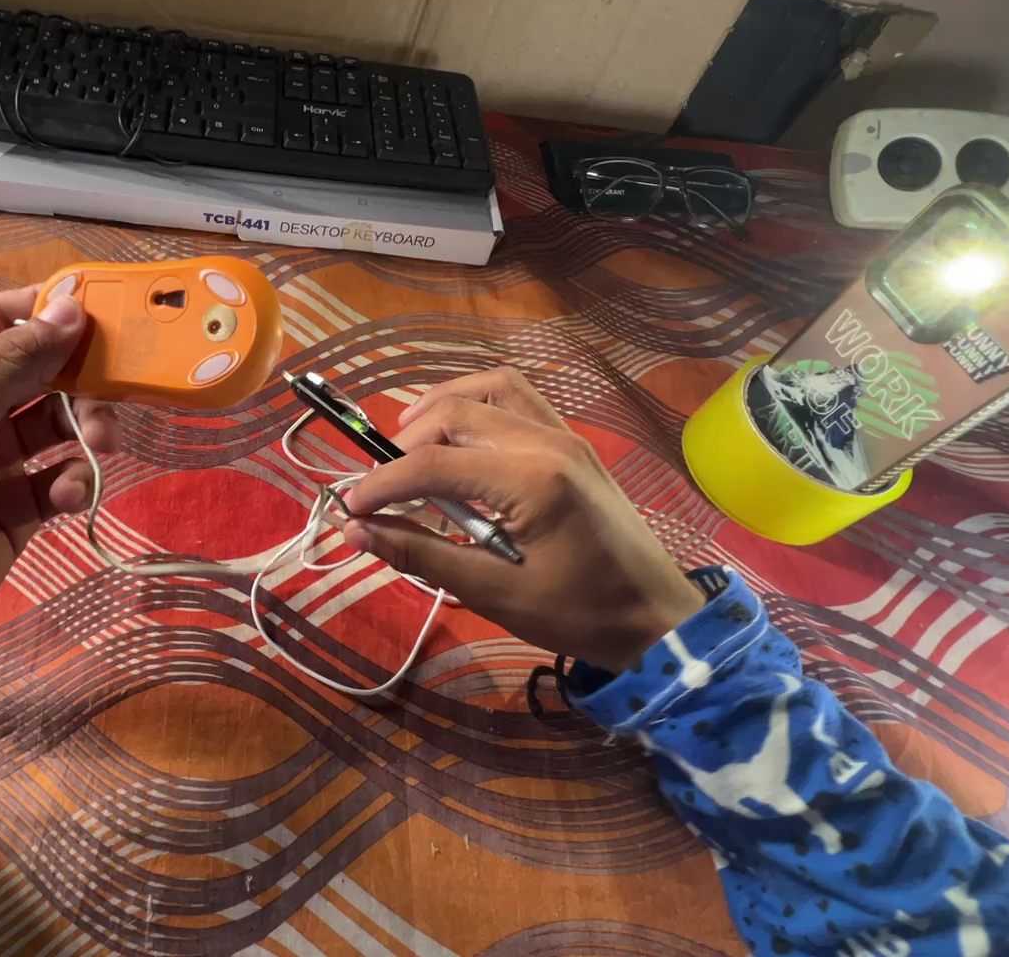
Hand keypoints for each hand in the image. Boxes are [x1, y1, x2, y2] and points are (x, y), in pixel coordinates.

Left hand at [0, 286, 116, 729]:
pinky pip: (60, 480)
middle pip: (42, 372)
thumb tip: (72, 305)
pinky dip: (74, 483)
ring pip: (60, 426)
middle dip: (81, 381)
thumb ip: (15, 361)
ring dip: (86, 431)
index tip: (103, 318)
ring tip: (101, 449)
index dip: (49, 312)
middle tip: (114, 396)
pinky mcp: (17, 510)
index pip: (1, 319)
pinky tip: (69, 498)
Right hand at [339, 368, 704, 670]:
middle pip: (453, 414)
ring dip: (439, 408)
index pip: (432, 464)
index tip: (350, 508)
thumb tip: (355, 530)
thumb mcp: (493, 592)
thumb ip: (420, 553)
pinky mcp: (571, 441)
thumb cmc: (578, 614)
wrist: (659, 619)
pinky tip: (458, 434)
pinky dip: (476, 403)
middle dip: (403, 447)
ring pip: (487, 389)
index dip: (381, 484)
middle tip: (381, 488)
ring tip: (409, 443)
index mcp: (531, 481)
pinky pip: (516, 397)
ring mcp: (563, 434)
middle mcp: (547, 442)